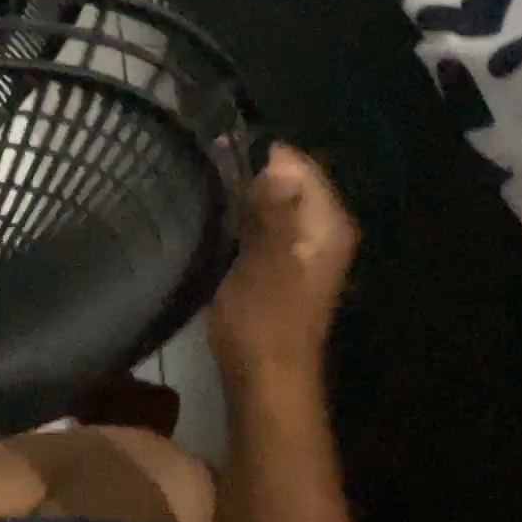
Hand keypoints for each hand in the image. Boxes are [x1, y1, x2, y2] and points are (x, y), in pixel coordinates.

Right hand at [209, 143, 358, 383]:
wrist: (264, 377)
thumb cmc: (264, 321)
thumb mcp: (265, 263)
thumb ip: (272, 213)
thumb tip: (275, 162)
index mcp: (325, 225)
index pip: (299, 166)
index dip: (259, 152)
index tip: (212, 144)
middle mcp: (321, 231)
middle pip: (286, 184)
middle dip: (247, 172)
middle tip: (196, 165)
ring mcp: (300, 251)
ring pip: (270, 206)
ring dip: (239, 197)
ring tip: (195, 187)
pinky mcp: (276, 268)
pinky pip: (259, 228)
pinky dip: (237, 220)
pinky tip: (207, 222)